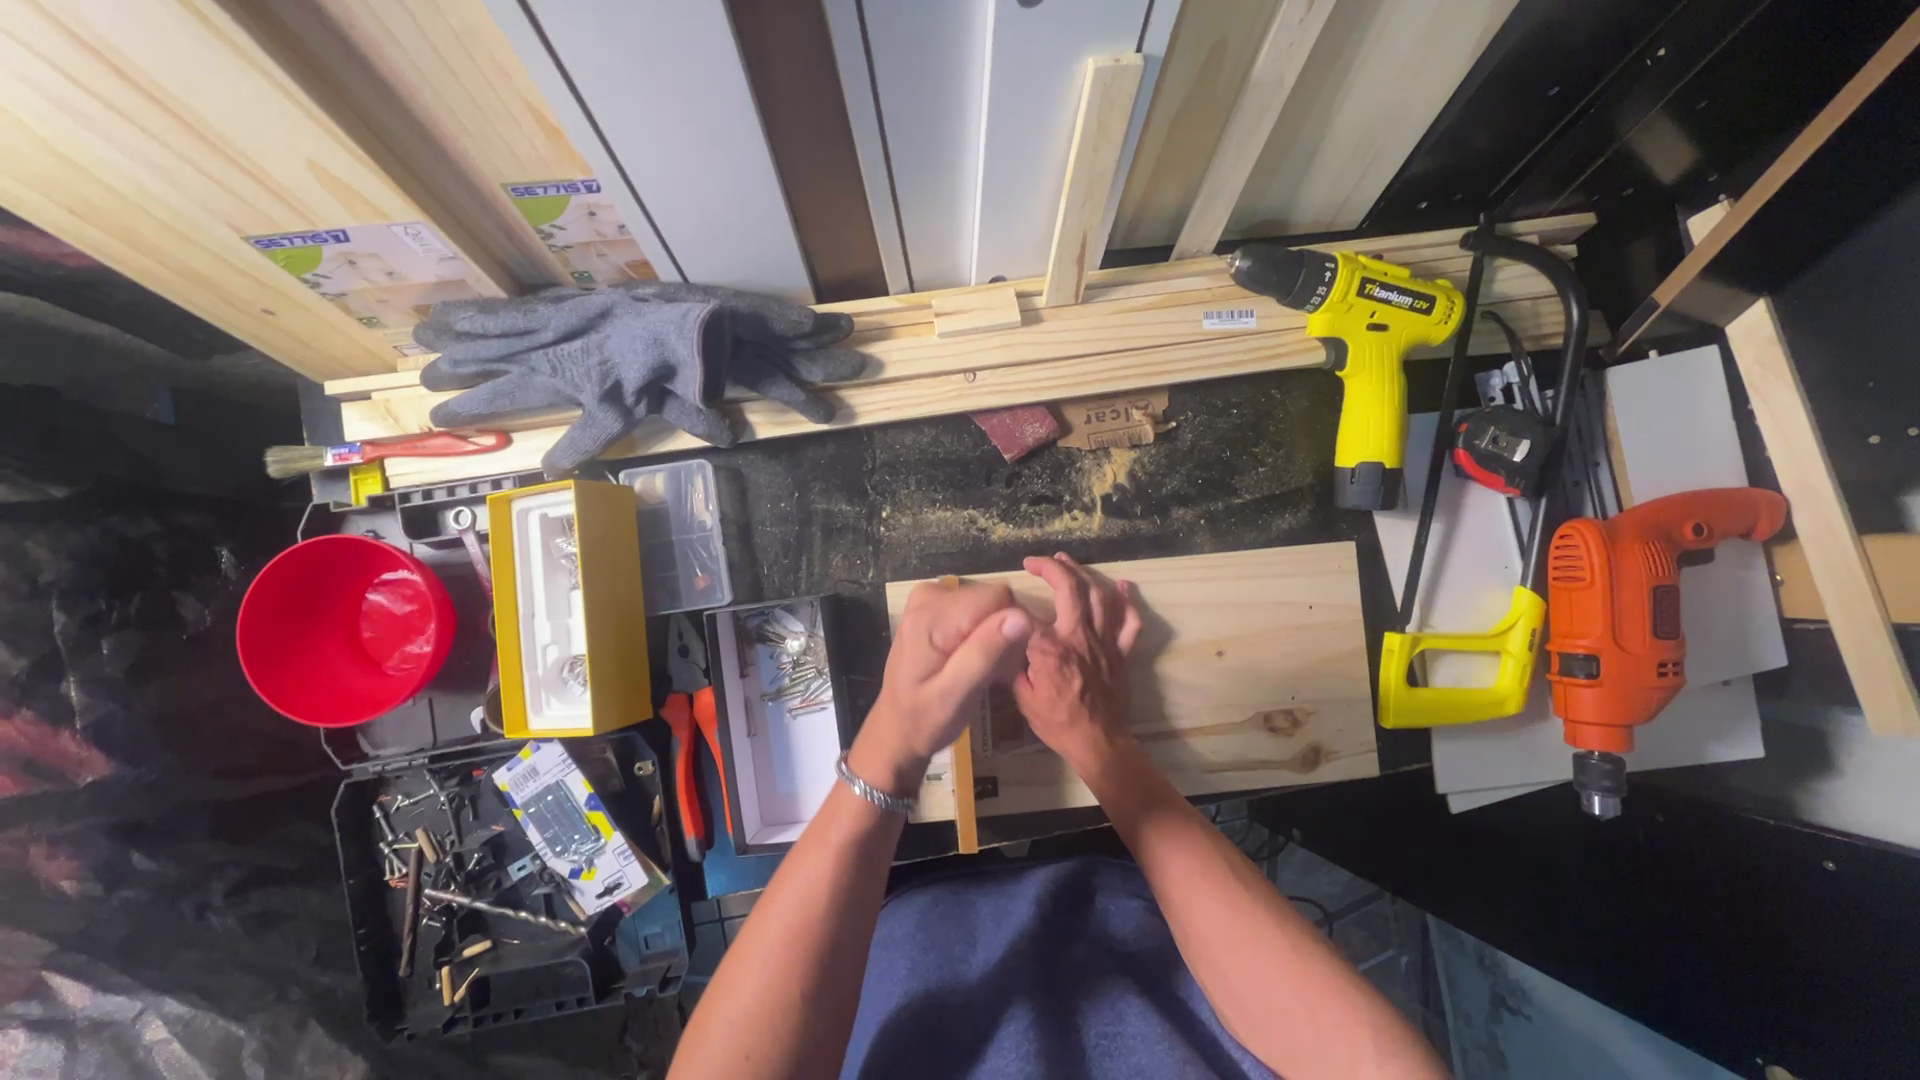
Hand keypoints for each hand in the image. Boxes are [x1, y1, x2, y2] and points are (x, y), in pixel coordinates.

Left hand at [850, 582, 1031, 796]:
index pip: (997, 598)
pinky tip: (974, 661)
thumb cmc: (925, 720)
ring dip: (995, 637)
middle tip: (993, 674)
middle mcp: (929, 597)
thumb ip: (985, 653)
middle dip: (1003, 634)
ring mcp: (929, 599)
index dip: (1012, 629)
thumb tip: (1020, 616)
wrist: (896, 729)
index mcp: (931, 616)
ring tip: (983, 672)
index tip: (1005, 665)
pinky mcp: (934, 606)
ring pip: (989, 604)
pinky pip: (976, 609)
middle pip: (993, 599)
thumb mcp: (956, 696)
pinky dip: (983, 634)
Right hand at [1012, 554, 1142, 772]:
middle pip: (1070, 588)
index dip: (1011, 604)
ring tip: (1067, 561)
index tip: (1002, 601)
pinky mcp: (1121, 652)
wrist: (1099, 742)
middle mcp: (1078, 636)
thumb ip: (1014, 666)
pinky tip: (1121, 586)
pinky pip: (1130, 622)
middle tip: (1036, 562)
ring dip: (1083, 573)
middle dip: (1052, 568)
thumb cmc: (1058, 723)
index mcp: (1050, 648)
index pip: (1026, 614)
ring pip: (1099, 596)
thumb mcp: (1023, 697)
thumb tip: (1003, 646)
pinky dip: (1127, 602)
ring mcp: (1104, 642)